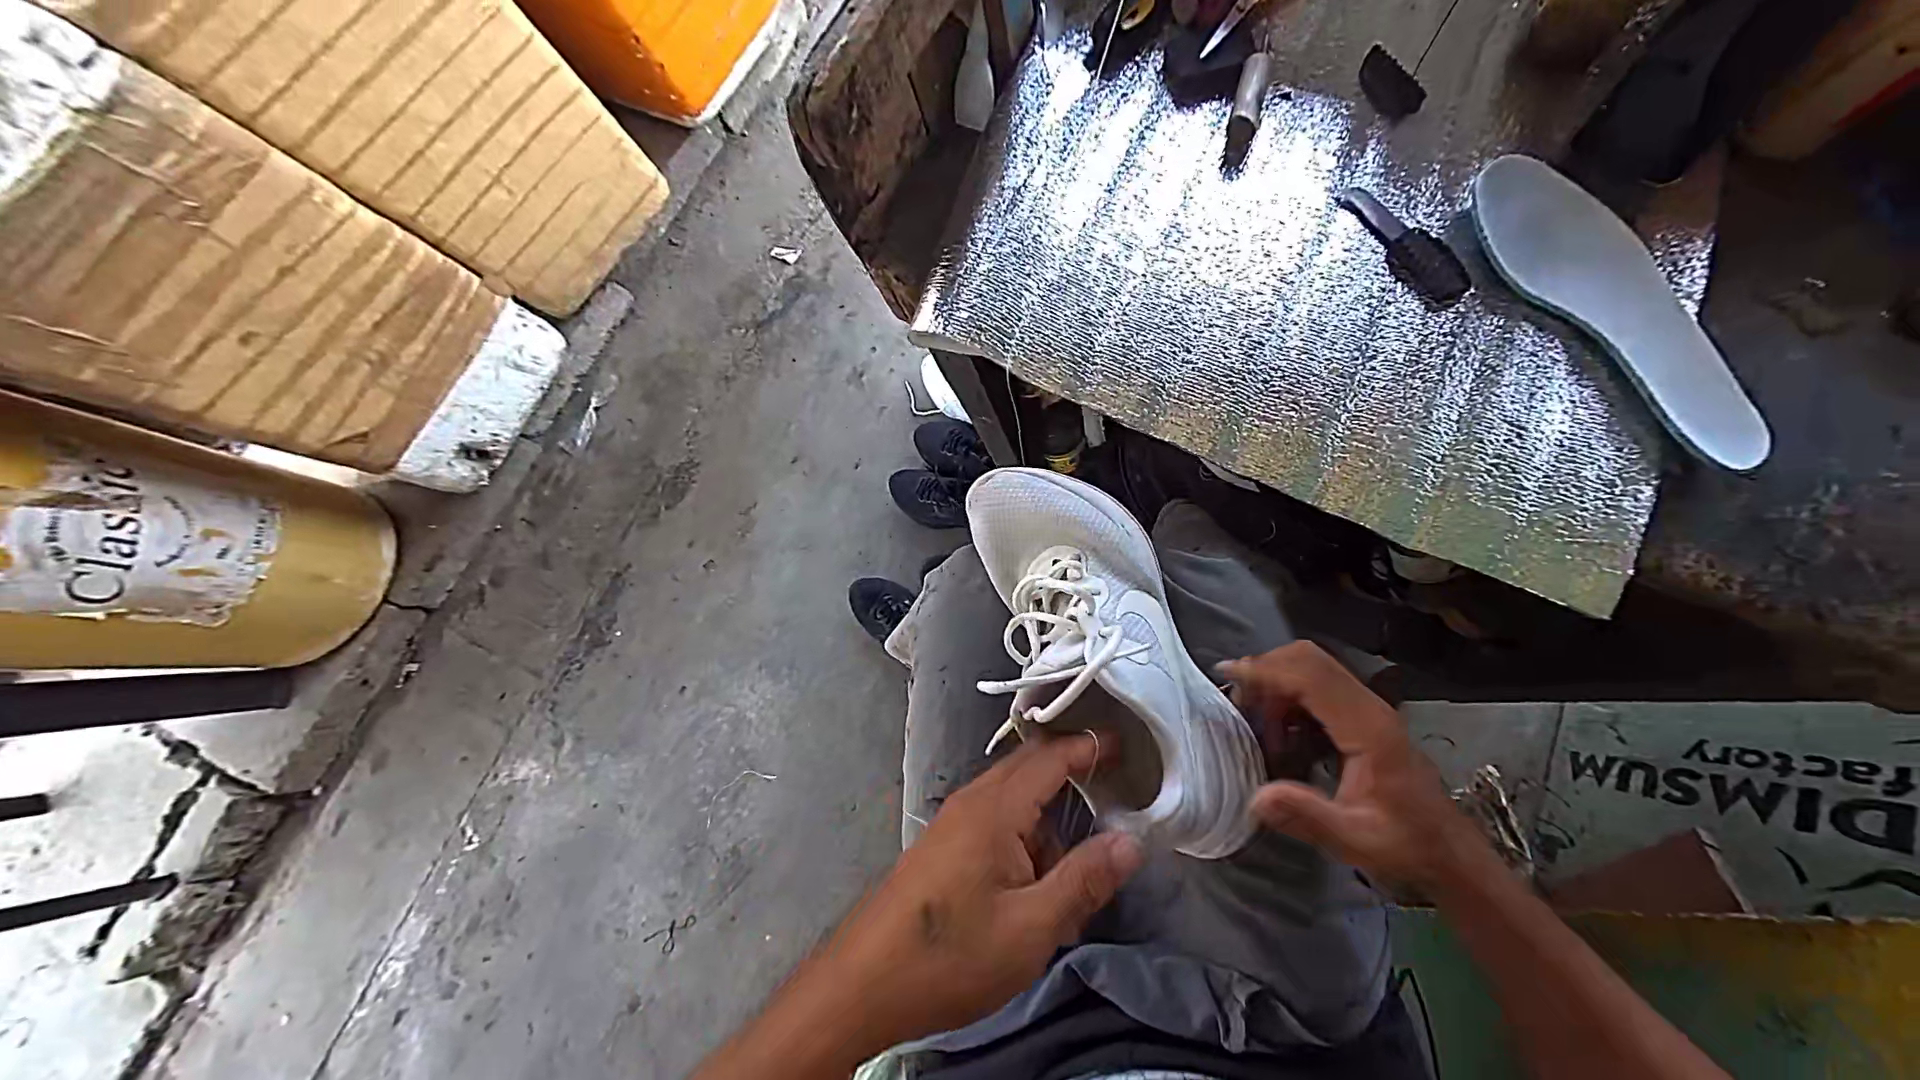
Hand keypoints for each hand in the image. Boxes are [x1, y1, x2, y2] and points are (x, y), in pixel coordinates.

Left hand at [694, 735, 1143, 1079]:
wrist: (864, 984)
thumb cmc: (951, 955)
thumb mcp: (1031, 927)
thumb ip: (1084, 879)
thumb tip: (1131, 841)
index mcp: (995, 808)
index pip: (1050, 757)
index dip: (1089, 746)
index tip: (1128, 745)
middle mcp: (972, 802)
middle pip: (1030, 768)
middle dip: (1073, 775)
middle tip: (1117, 792)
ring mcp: (954, 822)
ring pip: (1014, 800)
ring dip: (1050, 820)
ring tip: (1079, 868)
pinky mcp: (945, 846)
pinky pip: (997, 823)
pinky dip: (1027, 838)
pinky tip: (1037, 885)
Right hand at [1220, 642, 1489, 891]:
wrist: (1449, 852)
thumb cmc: (1406, 845)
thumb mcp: (1355, 840)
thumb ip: (1307, 817)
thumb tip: (1257, 798)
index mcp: (1369, 729)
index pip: (1311, 677)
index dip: (1266, 670)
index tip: (1228, 675)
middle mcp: (1369, 708)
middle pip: (1309, 659)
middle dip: (1266, 671)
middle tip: (1240, 704)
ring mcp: (1367, 709)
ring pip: (1311, 668)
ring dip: (1275, 685)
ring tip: (1260, 727)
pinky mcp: (1361, 716)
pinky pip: (1316, 686)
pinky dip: (1287, 697)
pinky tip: (1280, 734)